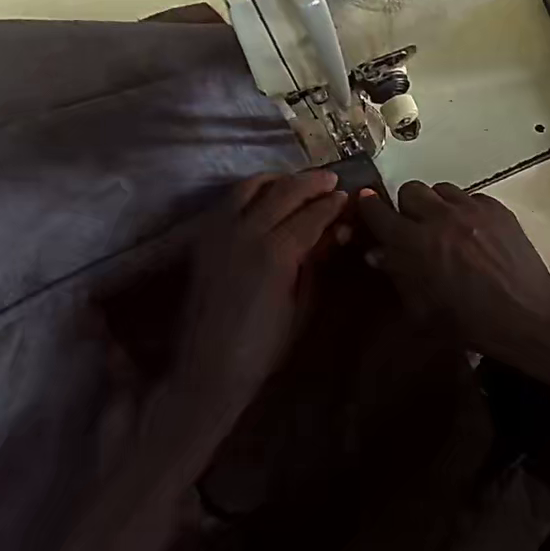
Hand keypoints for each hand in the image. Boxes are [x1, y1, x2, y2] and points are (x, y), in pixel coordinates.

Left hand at [179, 171, 345, 389]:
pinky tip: (266, 197)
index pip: (312, 215)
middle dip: (311, 182)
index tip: (346, 196)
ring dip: (279, 179)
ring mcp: (220, 233)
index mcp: (276, 253)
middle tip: (331, 180)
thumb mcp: (302, 306)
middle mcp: (246, 233)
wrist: (206, 370)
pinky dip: (252, 191)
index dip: (332, 204)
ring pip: (251, 187)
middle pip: (284, 191)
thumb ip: (316, 264)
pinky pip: (229, 201)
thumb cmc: (264, 347)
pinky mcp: (203, 240)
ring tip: (298, 182)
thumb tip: (333, 235)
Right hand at [355, 181, 549, 365]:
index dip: (369, 207)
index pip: (380, 214)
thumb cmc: (469, 322)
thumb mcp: (423, 308)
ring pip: (441, 189)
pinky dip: (465, 210)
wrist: (525, 314)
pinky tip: (473, 232)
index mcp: (416, 244)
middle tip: (413, 225)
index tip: (366, 202)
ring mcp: (472, 209)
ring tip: (445, 225)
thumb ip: (398, 274)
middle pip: (411, 190)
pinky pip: (471, 197)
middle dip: (407, 206)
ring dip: (436, 204)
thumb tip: (377, 252)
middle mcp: (441, 218)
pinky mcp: (497, 208)